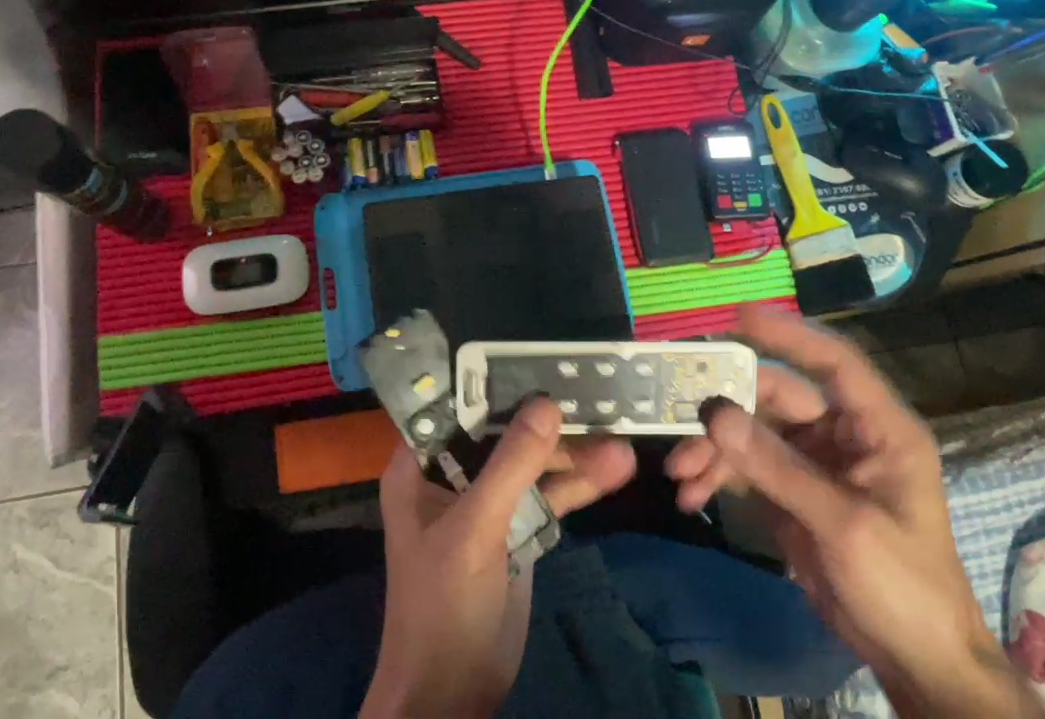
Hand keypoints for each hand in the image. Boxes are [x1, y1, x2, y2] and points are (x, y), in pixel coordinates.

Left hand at [361, 398, 635, 718]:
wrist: (452, 689)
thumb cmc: (442, 602)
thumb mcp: (475, 528)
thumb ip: (511, 466)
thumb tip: (547, 404)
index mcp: (421, 466)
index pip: (457, 406)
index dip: (496, 382)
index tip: (543, 358)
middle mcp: (452, 475)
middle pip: (506, 433)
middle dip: (551, 423)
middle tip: (600, 403)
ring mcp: (488, 503)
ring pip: (534, 464)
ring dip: (575, 456)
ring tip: (623, 446)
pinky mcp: (516, 530)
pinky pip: (549, 495)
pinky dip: (578, 485)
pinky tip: (615, 471)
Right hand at [665, 307, 1044, 718]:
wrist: (913, 656)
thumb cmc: (903, 584)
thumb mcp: (844, 524)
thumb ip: (778, 468)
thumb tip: (715, 414)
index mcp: (879, 428)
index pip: (834, 362)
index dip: (789, 334)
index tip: (736, 317)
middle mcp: (844, 434)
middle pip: (776, 398)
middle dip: (726, 409)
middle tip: (677, 417)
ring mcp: (814, 464)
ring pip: (752, 433)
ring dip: (713, 449)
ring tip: (679, 473)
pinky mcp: (790, 493)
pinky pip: (745, 468)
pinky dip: (716, 477)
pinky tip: (692, 496)